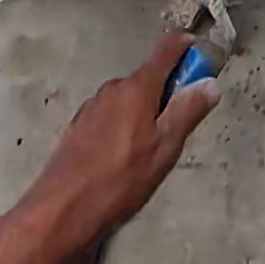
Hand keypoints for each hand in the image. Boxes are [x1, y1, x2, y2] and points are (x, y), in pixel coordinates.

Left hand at [0, 32, 221, 263]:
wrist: (54, 218)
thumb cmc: (118, 179)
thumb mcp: (165, 147)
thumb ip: (189, 110)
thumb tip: (210, 83)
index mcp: (138, 85)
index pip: (169, 46)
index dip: (189, 45)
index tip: (203, 63)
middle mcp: (114, 87)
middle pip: (150, 75)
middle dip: (169, 90)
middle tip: (177, 125)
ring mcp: (92, 107)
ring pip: (130, 97)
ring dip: (145, 109)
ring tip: (148, 148)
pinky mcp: (77, 129)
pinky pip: (111, 114)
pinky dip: (124, 124)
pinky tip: (121, 158)